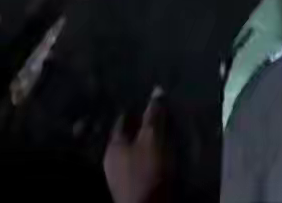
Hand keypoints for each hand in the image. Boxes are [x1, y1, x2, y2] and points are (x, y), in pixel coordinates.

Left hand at [103, 86, 167, 202]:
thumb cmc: (147, 171)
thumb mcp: (152, 138)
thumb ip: (153, 115)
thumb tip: (156, 91)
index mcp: (112, 146)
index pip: (123, 118)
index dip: (138, 108)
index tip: (153, 101)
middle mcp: (112, 161)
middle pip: (130, 136)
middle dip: (145, 127)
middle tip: (163, 117)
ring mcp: (121, 178)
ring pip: (136, 152)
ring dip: (150, 144)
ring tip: (168, 136)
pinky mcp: (132, 190)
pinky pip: (142, 166)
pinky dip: (152, 159)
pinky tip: (164, 157)